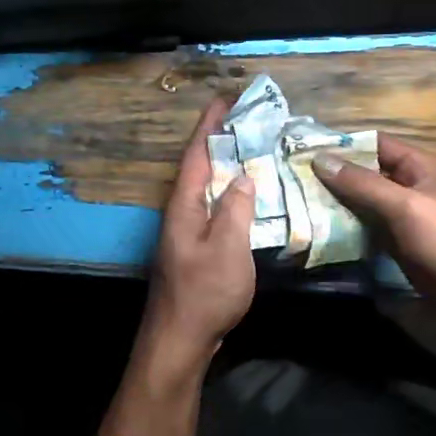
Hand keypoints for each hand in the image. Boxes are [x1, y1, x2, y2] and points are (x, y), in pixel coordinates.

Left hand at [144, 99, 256, 364]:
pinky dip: (231, 193)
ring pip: (208, 186)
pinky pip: (214, 207)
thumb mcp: (228, 248)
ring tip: (254, 148)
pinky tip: (249, 196)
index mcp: (185, 203)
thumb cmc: (204, 292)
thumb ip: (237, 209)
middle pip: (201, 165)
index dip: (210, 124)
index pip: (198, 153)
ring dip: (227, 165)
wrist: (180, 338)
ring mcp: (187, 229)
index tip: (226, 98)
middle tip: (249, 119)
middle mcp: (181, 210)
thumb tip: (244, 175)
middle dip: (221, 139)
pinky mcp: (195, 246)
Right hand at [314, 136, 435, 312]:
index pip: (376, 144)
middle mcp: (416, 188)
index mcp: (425, 168)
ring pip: (366, 203)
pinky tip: (322, 232)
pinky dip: (349, 228)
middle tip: (294, 181)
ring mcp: (411, 219)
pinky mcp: (405, 245)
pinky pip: (371, 229)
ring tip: (299, 204)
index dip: (343, 145)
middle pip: (368, 174)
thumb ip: (362, 183)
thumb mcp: (406, 207)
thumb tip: (319, 158)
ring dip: (338, 204)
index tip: (305, 151)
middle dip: (334, 177)